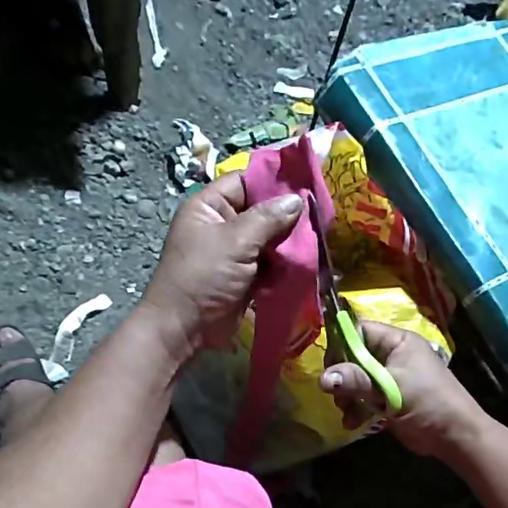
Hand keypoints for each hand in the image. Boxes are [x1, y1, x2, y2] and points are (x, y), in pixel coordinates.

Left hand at [139, 171, 305, 356]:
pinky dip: (288, 262)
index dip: (273, 178)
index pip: (245, 181)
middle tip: (323, 210)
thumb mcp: (234, 241)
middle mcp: (222, 225)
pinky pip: (271, 262)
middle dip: (289, 213)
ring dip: (292, 240)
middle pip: (262, 210)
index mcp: (209, 207)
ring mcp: (235, 252)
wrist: (184, 329)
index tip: (307, 178)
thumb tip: (297, 199)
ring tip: (322, 233)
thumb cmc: (202, 276)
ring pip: (270, 238)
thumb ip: (267, 218)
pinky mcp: (246, 276)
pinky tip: (312, 257)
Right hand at [319, 320, 486, 457]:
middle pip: (354, 356)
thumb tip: (323, 378)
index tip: (329, 367)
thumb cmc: (427, 402)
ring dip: (347, 396)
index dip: (341, 345)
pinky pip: (365, 397)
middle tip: (336, 395)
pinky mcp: (390, 398)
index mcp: (398, 342)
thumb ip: (356, 380)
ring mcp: (391, 377)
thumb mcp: (390, 389)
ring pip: (357, 379)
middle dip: (342, 376)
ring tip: (345, 411)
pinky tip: (352, 423)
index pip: (360, 331)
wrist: (456, 437)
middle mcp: (393, 355)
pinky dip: (356, 408)